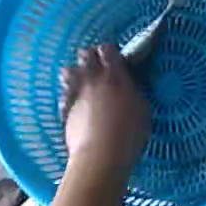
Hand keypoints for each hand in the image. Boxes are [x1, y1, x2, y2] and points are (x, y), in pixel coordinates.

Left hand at [60, 45, 149, 175]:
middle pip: (85, 54)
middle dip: (90, 57)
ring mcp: (75, 92)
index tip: (115, 58)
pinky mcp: (64, 108)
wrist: (100, 155)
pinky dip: (69, 94)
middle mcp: (92, 79)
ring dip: (76, 73)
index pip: (108, 49)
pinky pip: (63, 93)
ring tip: (83, 84)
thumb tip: (130, 86)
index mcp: (114, 76)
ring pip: (68, 70)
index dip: (110, 51)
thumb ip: (134, 92)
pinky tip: (76, 104)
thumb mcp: (142, 109)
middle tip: (98, 69)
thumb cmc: (128, 134)